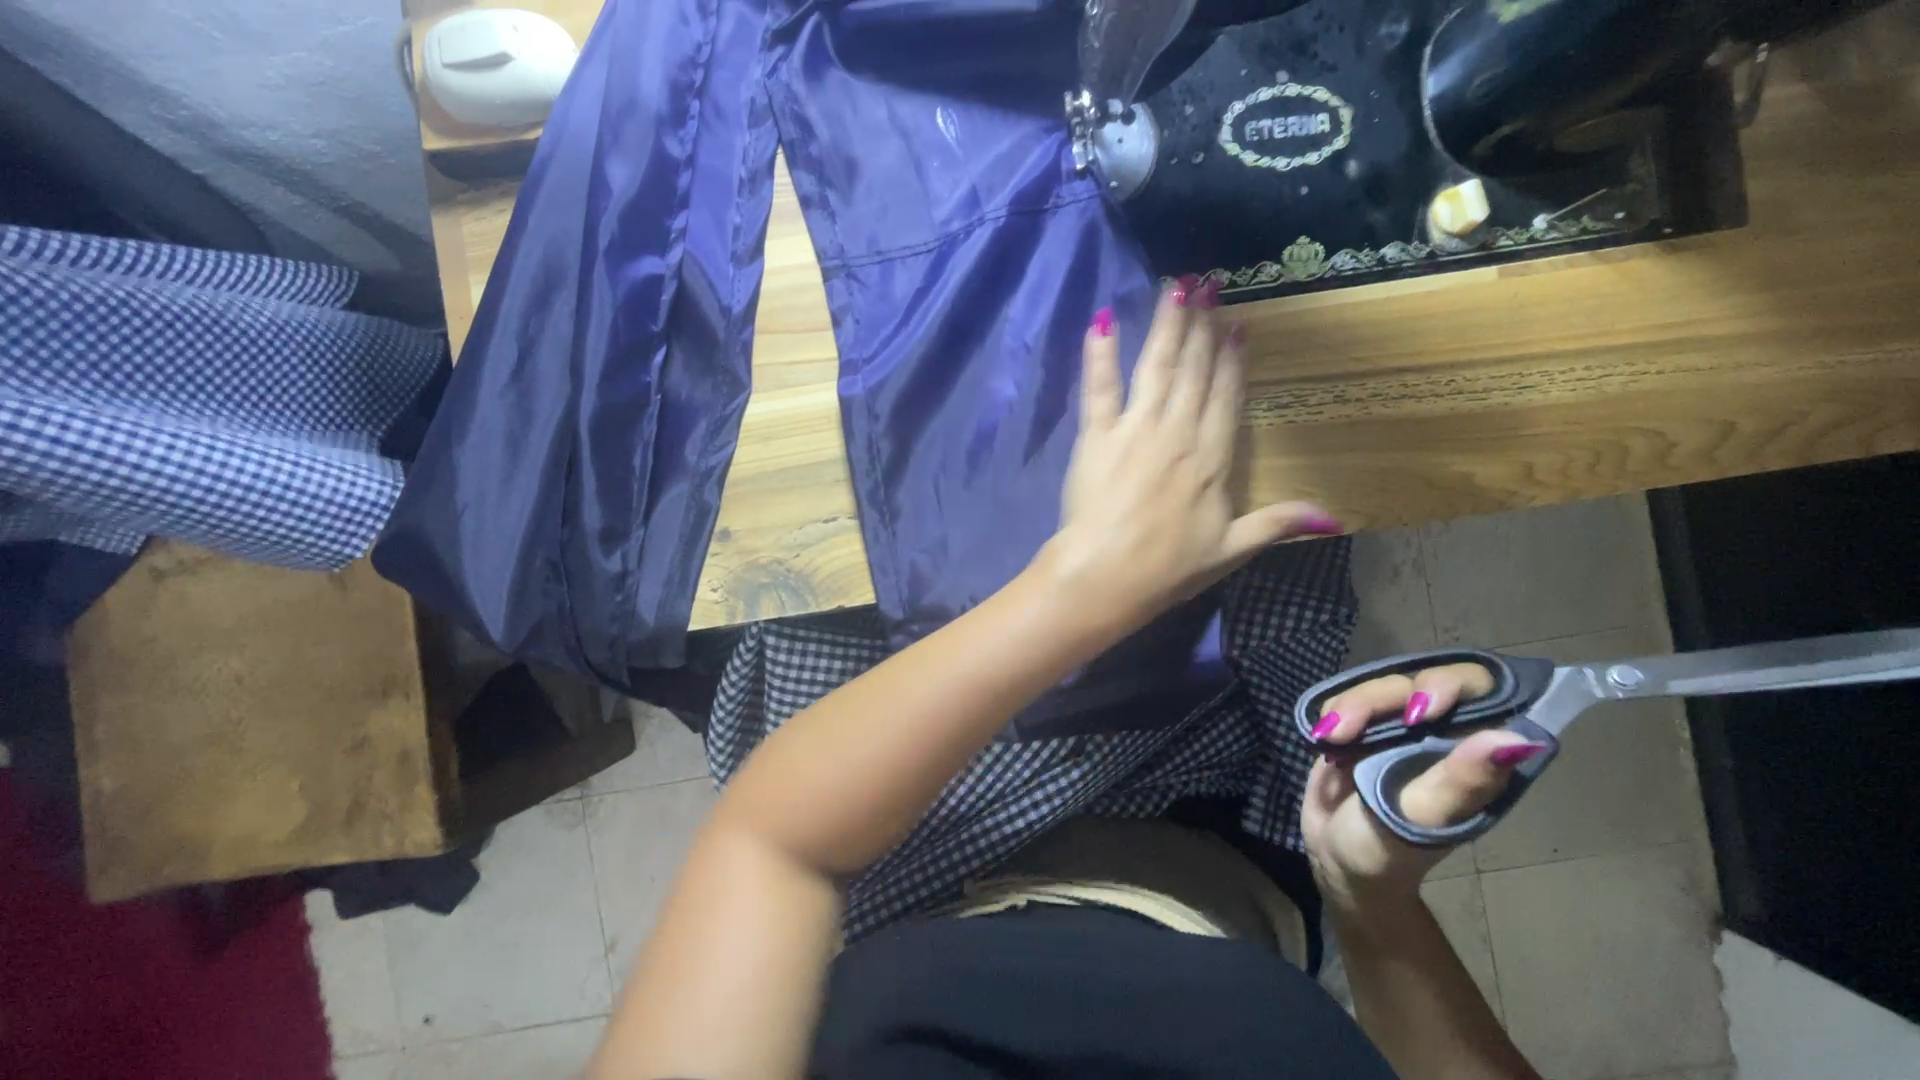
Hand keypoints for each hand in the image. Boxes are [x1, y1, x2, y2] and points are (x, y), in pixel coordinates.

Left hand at [1041, 278, 1341, 627]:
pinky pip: (1099, 388)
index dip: (1232, 360)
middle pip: (1194, 372)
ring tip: (1177, 288)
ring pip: (1157, 368)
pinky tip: (1102, 320)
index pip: (1226, 397)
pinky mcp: (1096, 436)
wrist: (1106, 576)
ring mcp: (1136, 430)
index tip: (1238, 325)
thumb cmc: (1168, 568)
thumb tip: (1336, 517)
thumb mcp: (1231, 550)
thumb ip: (1277, 525)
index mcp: (1212, 459)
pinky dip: (1100, 353)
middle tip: (1209, 286)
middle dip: (1202, 327)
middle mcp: (1178, 434)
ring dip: (1167, 326)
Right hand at [1300, 662, 1551, 916]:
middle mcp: (1442, 732)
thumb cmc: (1389, 852)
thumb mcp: (1422, 818)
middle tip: (1357, 722)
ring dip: (1354, 705)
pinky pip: (1347, 698)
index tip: (1423, 707)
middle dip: (1388, 693)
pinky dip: (1333, 712)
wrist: (1335, 863)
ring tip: (1332, 738)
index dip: (1455, 685)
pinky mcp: (1360, 727)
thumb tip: (1516, 741)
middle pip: (1424, 679)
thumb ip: (1461, 780)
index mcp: (1474, 752)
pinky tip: (1322, 739)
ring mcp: (1398, 727)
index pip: (1483, 693)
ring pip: (1382, 686)